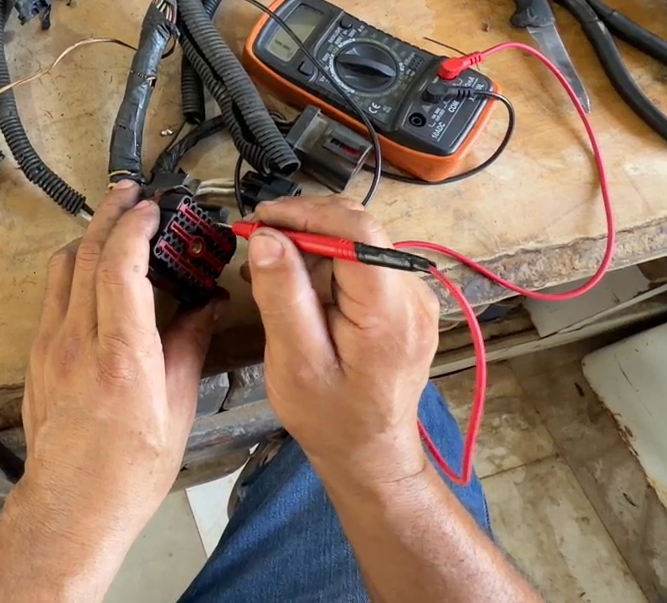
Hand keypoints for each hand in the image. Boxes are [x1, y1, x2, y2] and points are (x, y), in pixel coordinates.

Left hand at [12, 182, 218, 560]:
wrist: (71, 504)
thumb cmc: (130, 468)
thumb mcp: (176, 409)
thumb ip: (189, 346)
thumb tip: (208, 304)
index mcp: (122, 356)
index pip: (120, 268)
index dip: (135, 227)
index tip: (152, 208)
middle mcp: (79, 340)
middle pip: (86, 254)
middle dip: (110, 214)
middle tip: (130, 192)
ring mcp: (51, 342)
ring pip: (63, 266)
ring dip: (88, 234)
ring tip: (112, 219)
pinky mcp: (37, 350)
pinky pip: (53, 291)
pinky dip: (74, 264)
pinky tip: (91, 264)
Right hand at [243, 195, 438, 486]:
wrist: (370, 453)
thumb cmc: (329, 415)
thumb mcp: (295, 361)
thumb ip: (282, 296)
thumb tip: (266, 237)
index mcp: (390, 309)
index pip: (356, 230)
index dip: (305, 212)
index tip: (260, 220)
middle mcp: (411, 292)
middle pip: (356, 226)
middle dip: (302, 222)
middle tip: (256, 238)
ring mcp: (410, 294)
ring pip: (354, 238)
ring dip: (308, 240)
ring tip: (267, 265)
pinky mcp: (400, 299)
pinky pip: (359, 259)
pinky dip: (322, 258)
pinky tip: (293, 280)